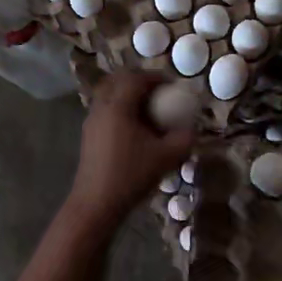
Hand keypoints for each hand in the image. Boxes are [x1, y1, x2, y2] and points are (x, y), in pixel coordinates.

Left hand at [68, 73, 194, 221]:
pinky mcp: (88, 136)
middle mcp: (101, 108)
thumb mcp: (167, 157)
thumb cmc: (131, 176)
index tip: (173, 85)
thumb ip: (184, 138)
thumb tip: (193, 128)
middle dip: (139, 81)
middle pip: (117, 80)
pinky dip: (120, 109)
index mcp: (118, 106)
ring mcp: (91, 122)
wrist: (96, 203)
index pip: (136, 78)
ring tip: (148, 110)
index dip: (156, 77)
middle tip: (159, 92)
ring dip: (128, 95)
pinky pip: (105, 110)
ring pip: (109, 95)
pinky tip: (135, 130)